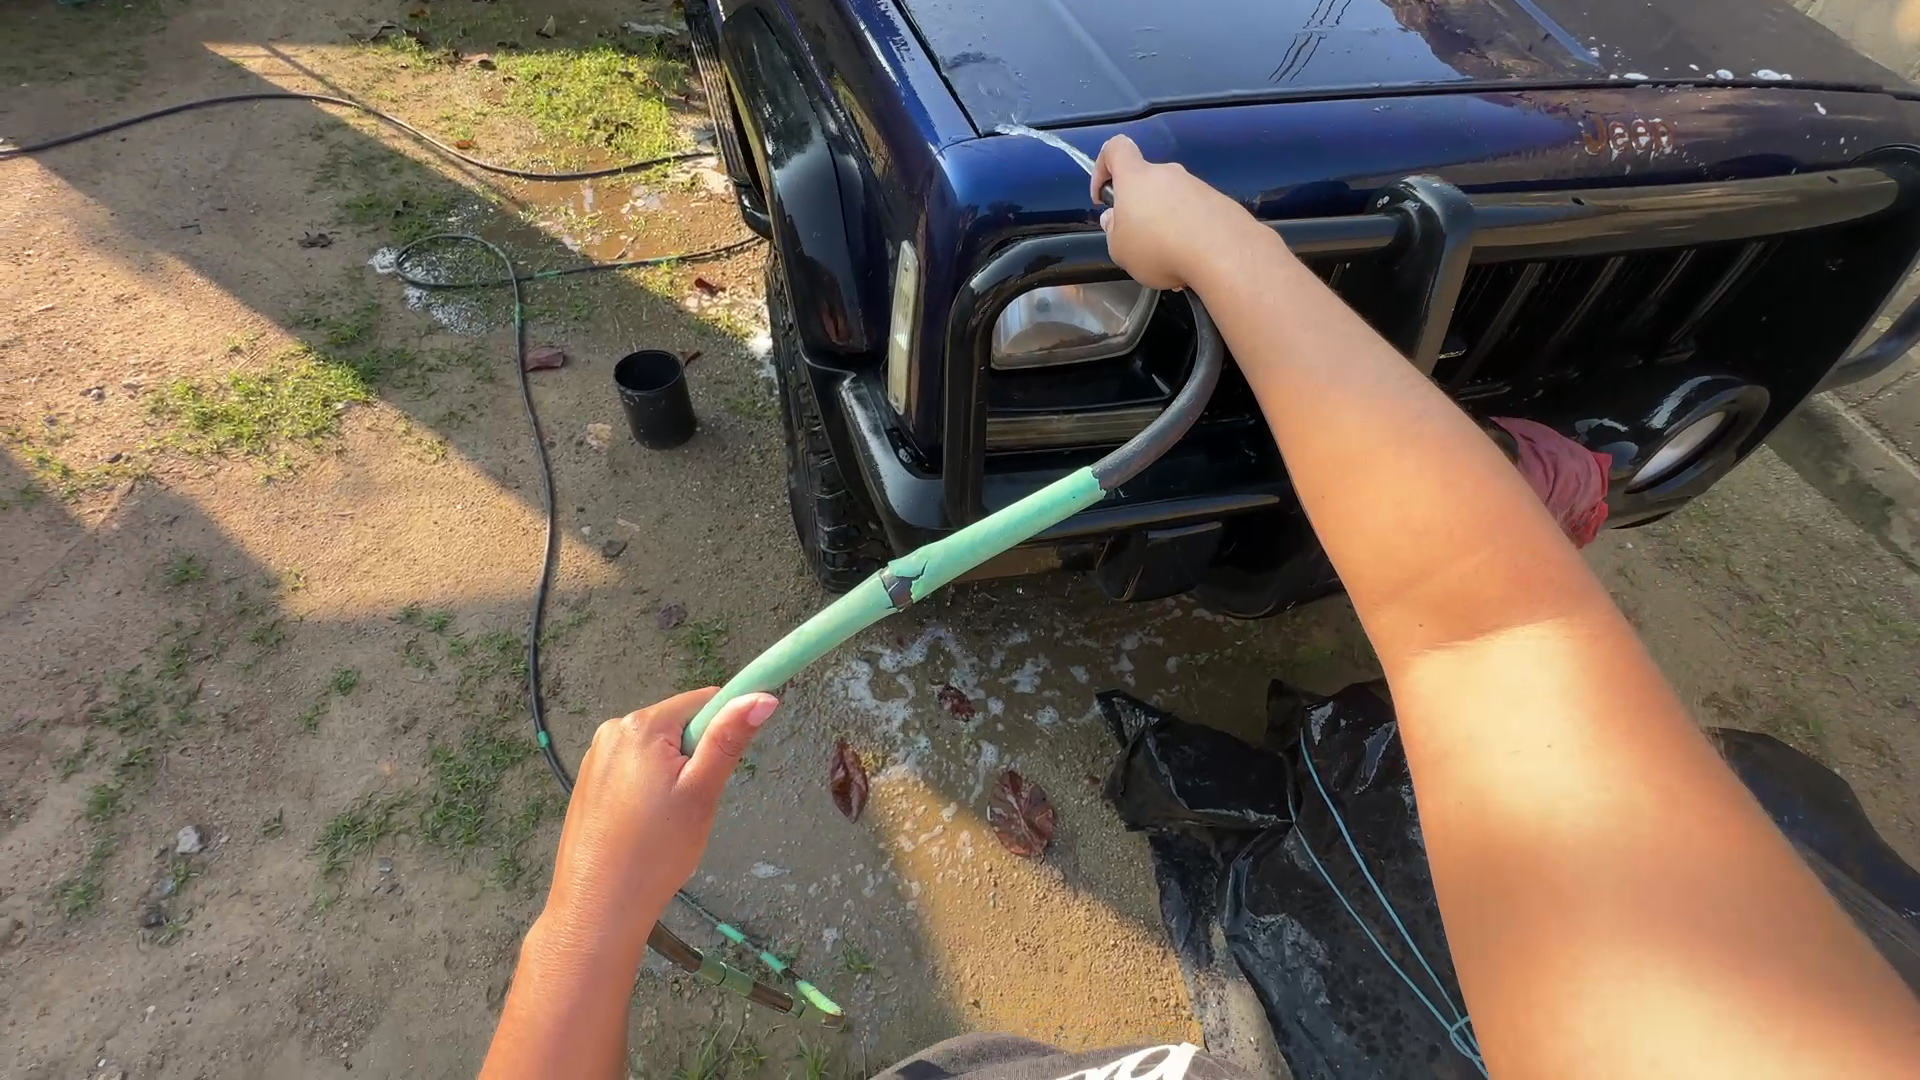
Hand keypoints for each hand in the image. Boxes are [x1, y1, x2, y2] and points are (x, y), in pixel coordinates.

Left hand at [538, 688, 777, 962]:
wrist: (597, 912)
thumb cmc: (655, 852)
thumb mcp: (702, 791)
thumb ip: (729, 738)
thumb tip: (762, 697)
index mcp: (641, 726)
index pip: (703, 701)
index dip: (723, 730)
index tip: (720, 769)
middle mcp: (613, 731)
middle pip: (680, 726)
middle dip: (697, 757)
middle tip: (694, 803)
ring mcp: (596, 758)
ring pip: (660, 749)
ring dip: (676, 774)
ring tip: (670, 819)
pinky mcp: (589, 783)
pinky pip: (636, 768)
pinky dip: (652, 788)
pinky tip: (648, 825)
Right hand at [1090, 134, 1254, 290]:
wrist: (1221, 251)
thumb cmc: (1159, 247)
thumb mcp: (1120, 249)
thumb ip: (1112, 231)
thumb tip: (1114, 219)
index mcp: (1136, 178)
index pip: (1115, 148)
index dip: (1101, 167)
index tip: (1101, 196)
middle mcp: (1167, 173)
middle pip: (1144, 183)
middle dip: (1136, 210)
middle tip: (1135, 242)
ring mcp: (1194, 186)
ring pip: (1169, 202)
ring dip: (1162, 226)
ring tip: (1164, 260)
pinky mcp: (1216, 202)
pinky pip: (1191, 215)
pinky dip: (1184, 234)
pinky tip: (1186, 261)